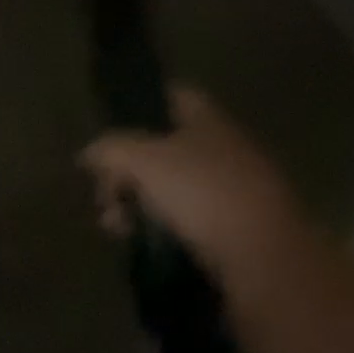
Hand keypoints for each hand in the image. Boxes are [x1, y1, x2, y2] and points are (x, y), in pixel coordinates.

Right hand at [79, 86, 314, 281]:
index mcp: (208, 122)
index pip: (175, 96)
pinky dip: (158, 228)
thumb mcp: (141, 160)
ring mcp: (232, 190)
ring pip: (169, 188)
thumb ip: (109, 149)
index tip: (112, 126)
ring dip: (136, 204)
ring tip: (116, 226)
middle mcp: (224, 149)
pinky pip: (184, 219)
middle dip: (126, 170)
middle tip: (105, 194)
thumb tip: (90, 153)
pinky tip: (140, 241)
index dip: (143, 104)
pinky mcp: (233, 228)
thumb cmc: (201, 192)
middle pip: (163, 149)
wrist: (263, 255)